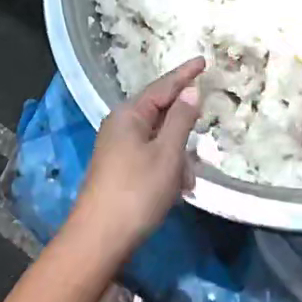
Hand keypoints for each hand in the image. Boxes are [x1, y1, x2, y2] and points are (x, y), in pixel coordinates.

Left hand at [65, 58, 204, 257]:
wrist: (98, 241)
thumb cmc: (136, 192)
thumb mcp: (167, 154)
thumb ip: (181, 119)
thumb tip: (190, 90)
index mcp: (130, 114)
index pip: (163, 86)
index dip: (185, 74)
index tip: (203, 60)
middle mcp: (120, 125)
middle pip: (160, 112)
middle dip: (184, 125)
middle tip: (203, 127)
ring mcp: (117, 148)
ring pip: (158, 139)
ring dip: (177, 155)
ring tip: (189, 179)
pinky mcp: (118, 170)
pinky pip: (150, 157)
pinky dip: (166, 168)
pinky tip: (178, 190)